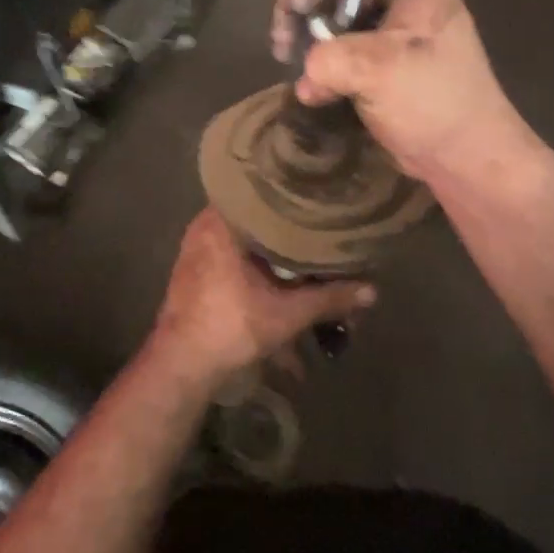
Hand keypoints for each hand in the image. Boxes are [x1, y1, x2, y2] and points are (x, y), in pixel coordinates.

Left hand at [150, 210, 374, 381]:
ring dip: (271, 253)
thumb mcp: (288, 313)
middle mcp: (206, 225)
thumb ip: (330, 298)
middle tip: (319, 228)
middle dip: (286, 230)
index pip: (262, 189)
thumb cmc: (231, 326)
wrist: (181, 364)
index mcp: (223, 220)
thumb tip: (372, 291)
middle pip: (256, 218)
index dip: (291, 194)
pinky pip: (233, 255)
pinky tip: (278, 278)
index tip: (317, 194)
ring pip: (244, 240)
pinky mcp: (196, 269)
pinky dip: (255, 265)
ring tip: (304, 256)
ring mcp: (197, 246)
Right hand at [270, 0, 536, 180]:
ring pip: (333, 20)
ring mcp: (391, 34)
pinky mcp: (381, 66)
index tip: (300, 8)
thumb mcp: (377, 68)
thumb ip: (328, 58)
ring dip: (306, 40)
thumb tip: (304, 77)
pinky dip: (320, 65)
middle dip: (303, 11)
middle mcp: (401, 0)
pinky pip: (340, 51)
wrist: (466, 159)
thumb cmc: (432, 101)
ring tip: (287, 62)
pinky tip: (308, 88)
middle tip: (282, 42)